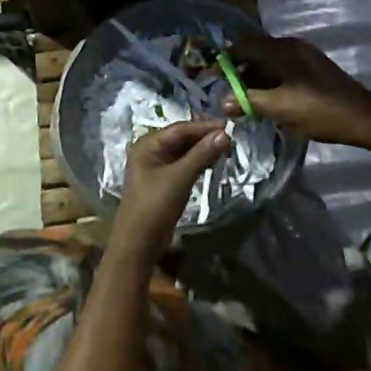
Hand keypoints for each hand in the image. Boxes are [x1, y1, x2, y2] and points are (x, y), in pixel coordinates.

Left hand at [112, 120, 231, 260]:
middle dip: (205, 137)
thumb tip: (226, 134)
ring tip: (227, 148)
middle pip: (182, 138)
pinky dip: (199, 162)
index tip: (229, 126)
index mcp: (147, 144)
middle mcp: (150, 151)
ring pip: (184, 152)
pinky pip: (184, 165)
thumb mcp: (180, 177)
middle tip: (231, 137)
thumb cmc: (154, 206)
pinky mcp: (164, 182)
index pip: (180, 128)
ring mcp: (157, 167)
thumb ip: (202, 154)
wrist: (138, 244)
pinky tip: (214, 163)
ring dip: (204, 149)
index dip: (205, 126)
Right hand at [223, 35, 370, 145]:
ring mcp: (305, 56)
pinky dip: (270, 83)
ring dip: (254, 80)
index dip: (224, 60)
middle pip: (255, 52)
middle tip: (226, 95)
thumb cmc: (320, 110)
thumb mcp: (279, 107)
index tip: (212, 78)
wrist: (364, 118)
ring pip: (269, 63)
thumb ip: (248, 100)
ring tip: (243, 102)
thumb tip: (222, 101)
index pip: (242, 44)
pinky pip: (282, 70)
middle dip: (238, 72)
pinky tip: (266, 102)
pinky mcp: (313, 69)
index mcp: (282, 49)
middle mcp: (292, 46)